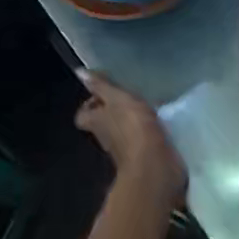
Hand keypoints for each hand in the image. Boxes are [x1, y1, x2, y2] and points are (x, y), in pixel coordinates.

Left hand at [74, 70, 186, 207]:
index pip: (83, 115)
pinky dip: (147, 129)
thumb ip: (101, 86)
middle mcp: (106, 136)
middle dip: (112, 109)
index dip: (89, 104)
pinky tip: (159, 118)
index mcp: (96, 122)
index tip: (103, 92)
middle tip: (127, 94)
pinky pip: (141, 138)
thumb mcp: (116, 98)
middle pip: (102, 122)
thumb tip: (79, 73)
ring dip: (131, 118)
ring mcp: (125, 148)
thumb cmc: (132, 127)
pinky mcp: (144, 154)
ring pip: (122, 130)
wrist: (155, 166)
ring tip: (145, 102)